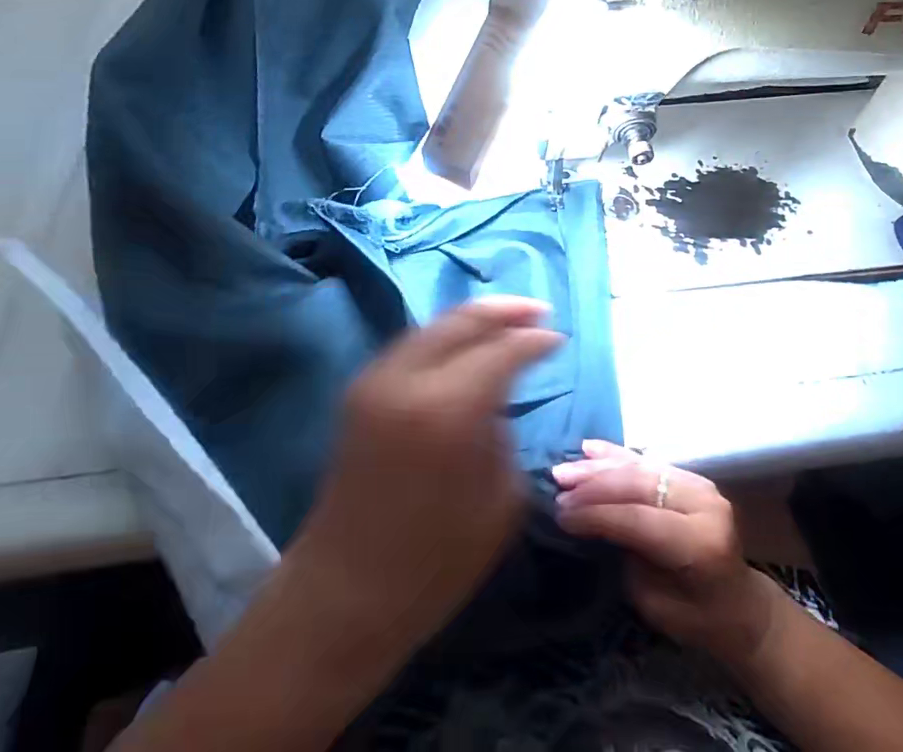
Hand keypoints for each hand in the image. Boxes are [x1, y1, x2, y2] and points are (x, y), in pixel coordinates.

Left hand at [286, 296, 563, 645]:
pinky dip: (443, 338)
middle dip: (503, 312)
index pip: (500, 351)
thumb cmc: (434, 563)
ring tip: (507, 322)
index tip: (558, 338)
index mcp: (446, 409)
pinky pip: (411, 347)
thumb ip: (502, 433)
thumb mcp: (497, 500)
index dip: (534, 340)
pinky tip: (465, 347)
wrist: (344, 591)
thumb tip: (497, 399)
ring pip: (431, 327)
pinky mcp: (359, 393)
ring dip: (472, 320)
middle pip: (461, 322)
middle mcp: (405, 380)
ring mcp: (374, 381)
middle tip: (538, 311)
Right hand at [551, 440, 783, 667]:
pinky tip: (591, 449)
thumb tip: (589, 522)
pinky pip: (650, 463)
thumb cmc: (696, 616)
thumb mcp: (653, 601)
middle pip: (640, 484)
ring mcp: (701, 486)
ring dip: (600, 467)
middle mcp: (705, 505)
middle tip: (558, 487)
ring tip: (565, 469)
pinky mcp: (693, 478)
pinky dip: (618, 456)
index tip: (560, 514)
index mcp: (700, 543)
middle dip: (594, 485)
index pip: (639, 519)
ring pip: (642, 468)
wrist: (739, 605)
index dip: (597, 514)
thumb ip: (626, 556)